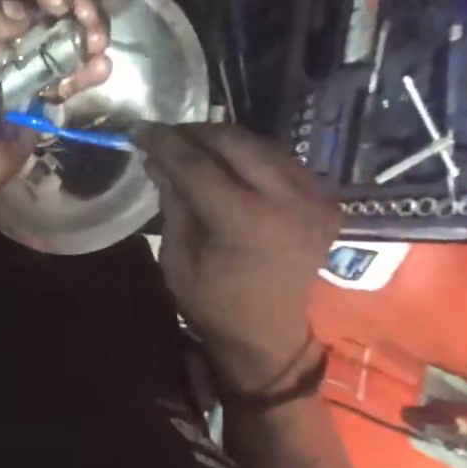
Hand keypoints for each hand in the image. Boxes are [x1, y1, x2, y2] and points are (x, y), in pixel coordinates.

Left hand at [0, 0, 109, 210]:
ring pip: (75, 21)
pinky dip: (94, 64)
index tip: (57, 3)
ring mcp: (34, 56)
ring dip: (93, 26)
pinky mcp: (50, 87)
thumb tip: (23, 14)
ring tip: (97, 48)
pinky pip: (79, 66)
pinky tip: (100, 69)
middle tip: (89, 23)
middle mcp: (10, 25)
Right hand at [139, 123, 337, 395]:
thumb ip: (173, 204)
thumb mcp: (177, 259)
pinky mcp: (325, 202)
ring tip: (194, 145)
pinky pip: (282, 162)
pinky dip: (251, 156)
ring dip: (224, 141)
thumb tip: (159, 161)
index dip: (166, 143)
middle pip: (235, 142)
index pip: (198, 165)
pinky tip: (229, 163)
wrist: (271, 337)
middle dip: (196, 133)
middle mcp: (287, 201)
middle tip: (168, 135)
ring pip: (262, 145)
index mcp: (246, 223)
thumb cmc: (214, 305)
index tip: (140, 130)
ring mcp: (314, 199)